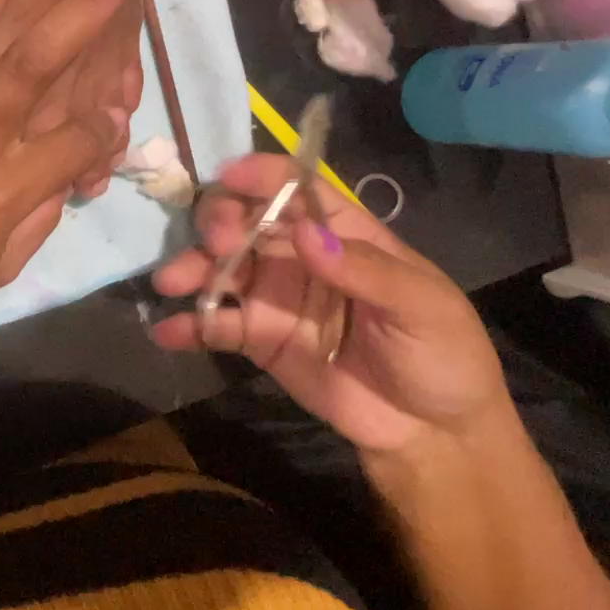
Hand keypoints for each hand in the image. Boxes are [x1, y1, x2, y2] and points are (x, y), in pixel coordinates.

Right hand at [150, 155, 512, 454]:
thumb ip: (365, 271)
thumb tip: (307, 235)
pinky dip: (187, 326)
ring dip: (191, 267)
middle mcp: (298, 257)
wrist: (432, 433)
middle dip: (219, 222)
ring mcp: (272, 297)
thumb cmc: (442, 355)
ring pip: (220, 267)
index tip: (230, 176)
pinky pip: (214, 324)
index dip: (263, 177)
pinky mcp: (256, 338)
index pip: (297, 190)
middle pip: (246, 221)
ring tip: (171, 283)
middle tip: (215, 243)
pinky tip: (167, 332)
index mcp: (342, 235)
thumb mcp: (421, 307)